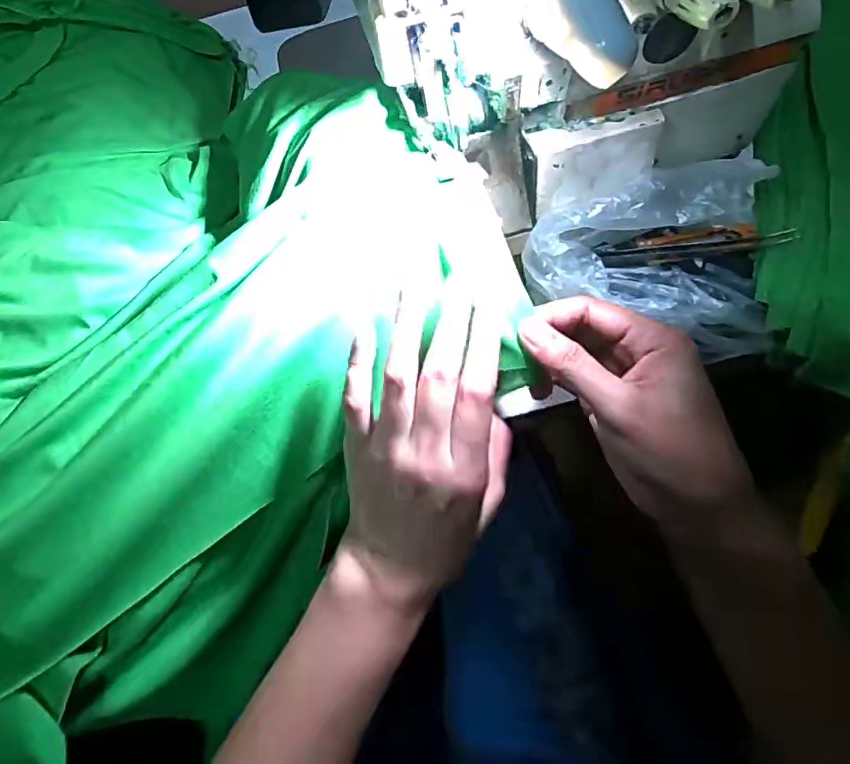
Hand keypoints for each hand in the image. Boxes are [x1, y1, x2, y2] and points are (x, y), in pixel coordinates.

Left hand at [336, 290, 512, 616]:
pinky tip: (366, 323)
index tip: (487, 305)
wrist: (387, 569)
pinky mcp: (354, 443)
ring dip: (406, 326)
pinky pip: (354, 394)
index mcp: (463, 470)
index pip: (474, 393)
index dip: (482, 343)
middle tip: (457, 280)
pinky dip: (358, 357)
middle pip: (437, 375)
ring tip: (413, 285)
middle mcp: (423, 452)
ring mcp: (383, 446)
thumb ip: (495, 449)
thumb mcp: (489, 503)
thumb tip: (494, 394)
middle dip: (450, 321)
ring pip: (395, 376)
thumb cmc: (447, 538)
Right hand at [517, 297, 755, 541]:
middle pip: (583, 327)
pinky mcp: (616, 394)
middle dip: (547, 337)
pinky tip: (537, 388)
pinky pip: (582, 374)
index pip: (591, 310)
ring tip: (521, 374)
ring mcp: (628, 371)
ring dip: (550, 359)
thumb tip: (525, 327)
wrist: (702, 512)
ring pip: (579, 350)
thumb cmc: (667, 453)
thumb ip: (570, 364)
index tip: (512, 333)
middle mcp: (640, 346)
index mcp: (651, 338)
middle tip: (510, 355)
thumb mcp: (615, 406)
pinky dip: (559, 378)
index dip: (550, 316)